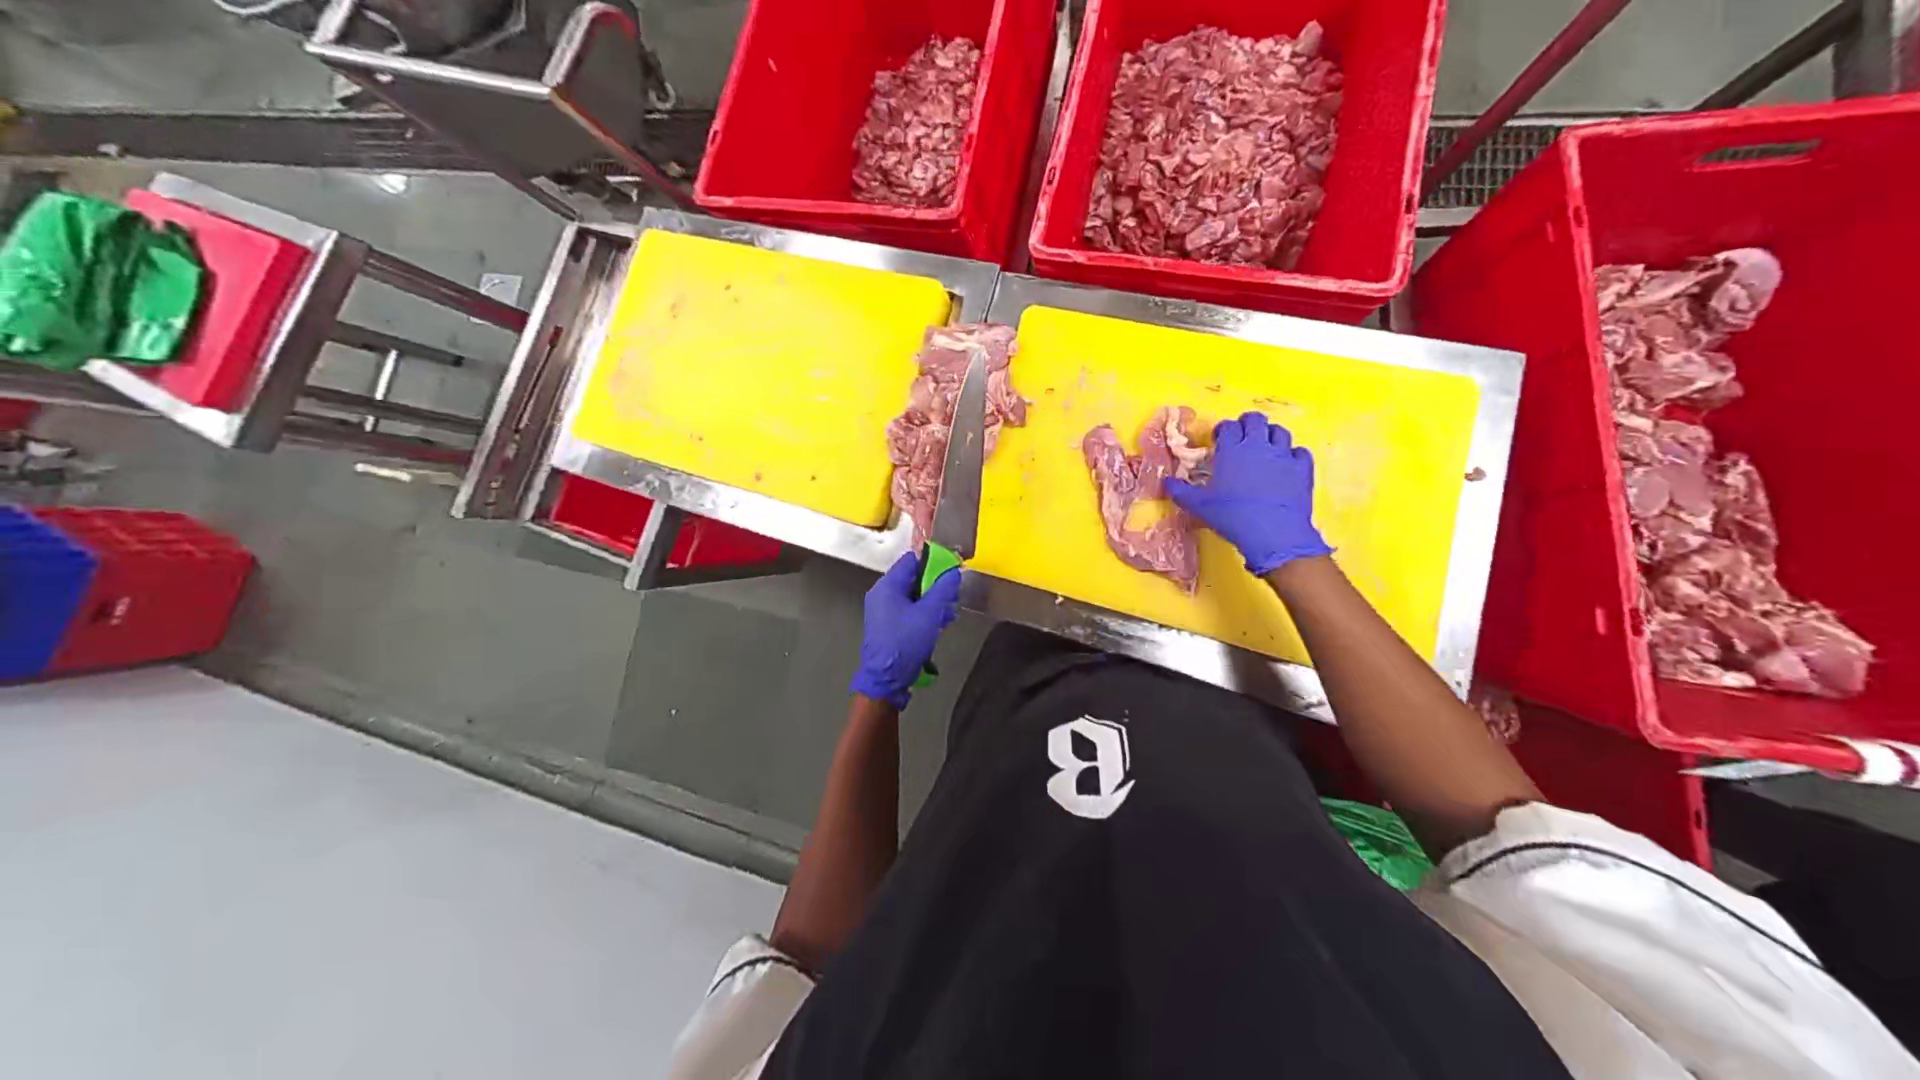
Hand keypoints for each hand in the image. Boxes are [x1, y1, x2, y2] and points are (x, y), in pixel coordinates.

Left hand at [850, 552, 962, 707]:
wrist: (885, 680)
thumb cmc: (906, 642)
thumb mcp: (930, 613)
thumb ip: (943, 589)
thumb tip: (954, 571)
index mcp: (887, 586)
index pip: (911, 560)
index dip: (933, 560)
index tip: (952, 567)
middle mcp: (881, 595)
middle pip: (912, 579)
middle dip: (935, 585)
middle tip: (953, 594)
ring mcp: (882, 612)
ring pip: (912, 597)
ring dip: (932, 602)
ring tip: (949, 613)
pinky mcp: (887, 627)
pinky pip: (907, 611)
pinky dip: (923, 613)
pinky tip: (938, 624)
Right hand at [1166, 411, 1332, 575]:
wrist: (1273, 531)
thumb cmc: (1231, 516)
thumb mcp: (1199, 506)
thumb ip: (1180, 491)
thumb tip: (1166, 482)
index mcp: (1231, 450)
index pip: (1227, 426)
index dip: (1223, 430)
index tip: (1219, 439)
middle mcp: (1258, 445)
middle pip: (1255, 419)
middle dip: (1247, 423)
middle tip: (1242, 436)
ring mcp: (1283, 455)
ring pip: (1279, 431)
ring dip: (1270, 435)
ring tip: (1264, 446)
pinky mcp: (1302, 468)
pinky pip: (1300, 452)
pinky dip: (1293, 455)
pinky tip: (1287, 464)